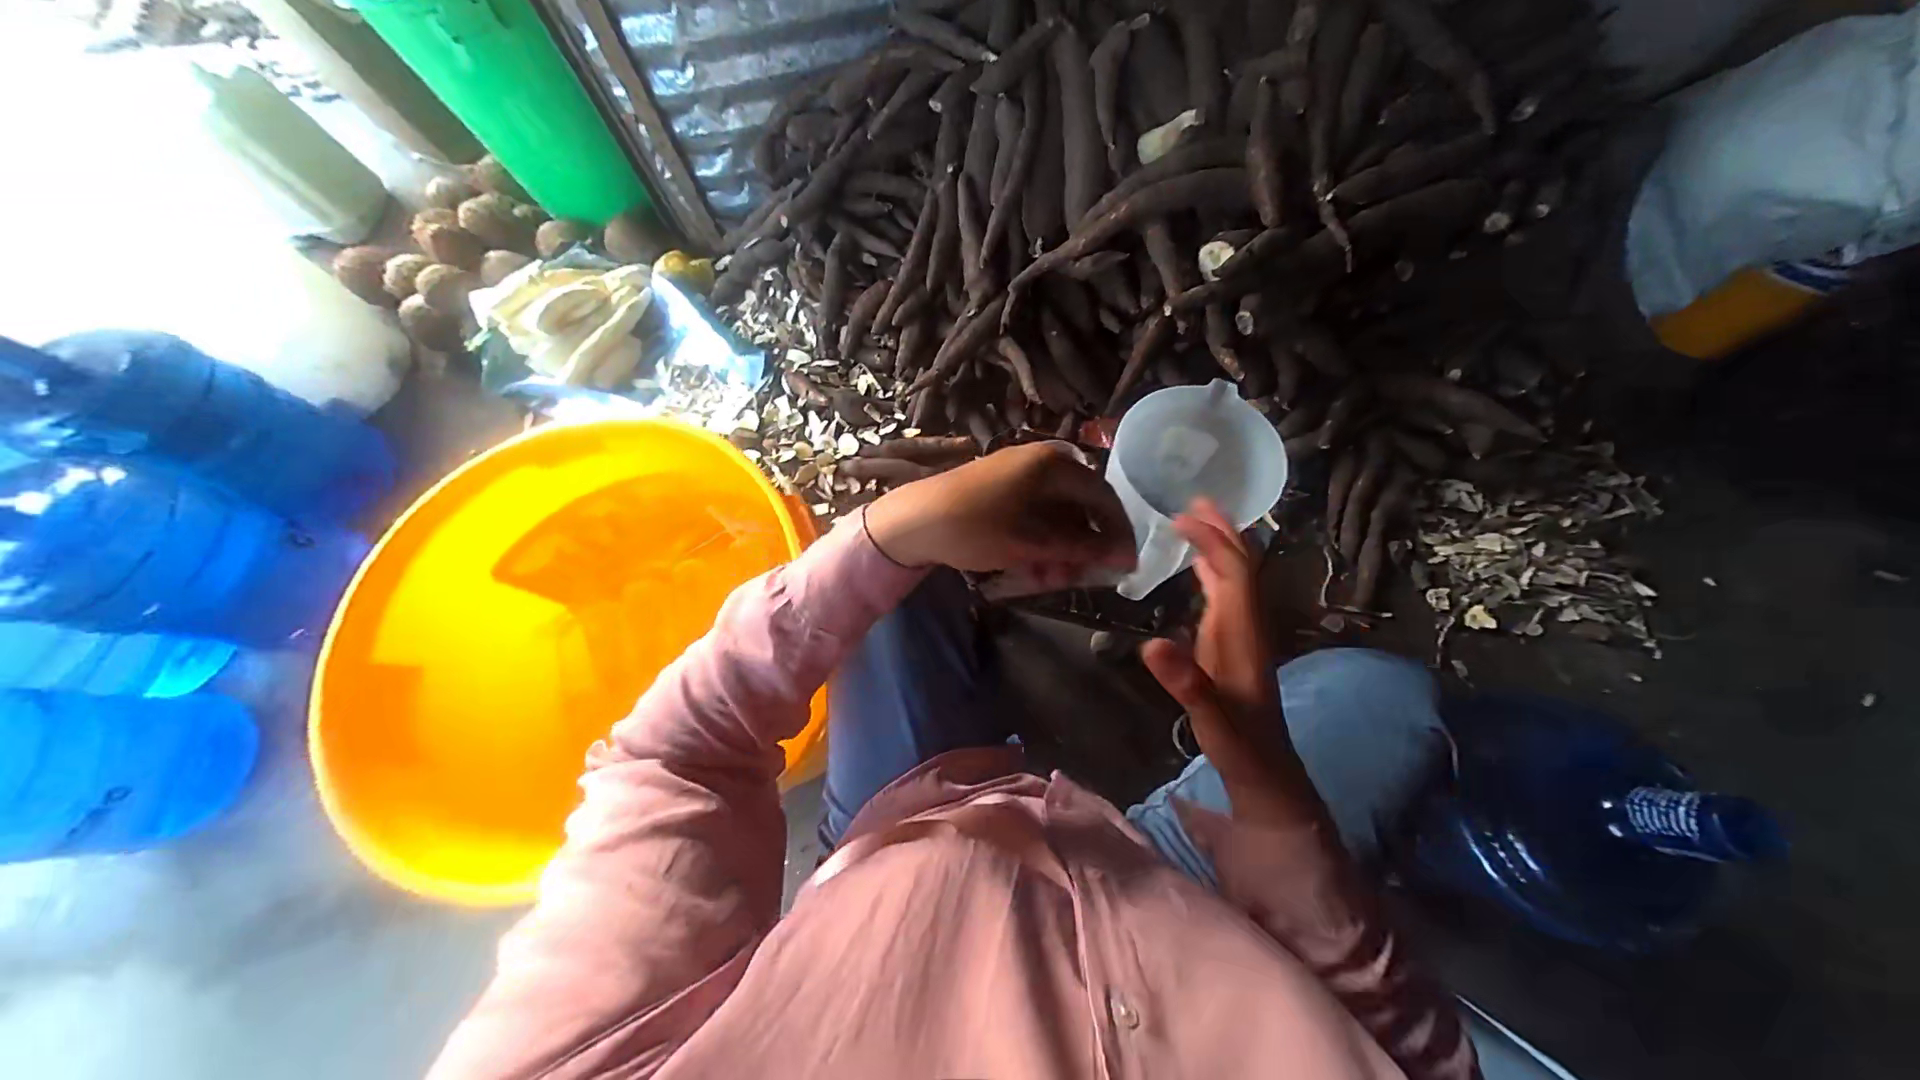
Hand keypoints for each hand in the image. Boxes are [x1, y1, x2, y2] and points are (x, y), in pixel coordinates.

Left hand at [863, 441, 1136, 585]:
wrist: (912, 520)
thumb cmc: (976, 526)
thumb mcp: (1032, 542)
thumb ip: (1080, 547)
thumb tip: (1123, 556)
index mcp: (1053, 463)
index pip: (1103, 496)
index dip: (1117, 532)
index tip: (1124, 564)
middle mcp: (1040, 460)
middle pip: (1079, 505)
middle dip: (1083, 544)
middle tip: (1083, 576)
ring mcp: (1018, 472)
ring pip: (1056, 513)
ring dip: (1059, 547)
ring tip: (1050, 577)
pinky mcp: (1000, 488)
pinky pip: (1033, 513)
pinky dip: (1038, 539)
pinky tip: (1031, 564)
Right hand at [1140, 499, 1318, 826]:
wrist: (1268, 774)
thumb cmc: (1240, 748)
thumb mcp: (1212, 721)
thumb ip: (1187, 683)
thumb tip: (1151, 642)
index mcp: (1245, 636)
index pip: (1235, 575)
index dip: (1213, 542)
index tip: (1183, 517)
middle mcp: (1248, 626)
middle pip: (1242, 567)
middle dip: (1222, 531)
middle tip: (1194, 499)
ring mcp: (1242, 635)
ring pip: (1236, 577)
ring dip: (1219, 545)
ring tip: (1195, 518)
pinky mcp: (1232, 645)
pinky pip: (1225, 594)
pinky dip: (1212, 570)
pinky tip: (1197, 566)